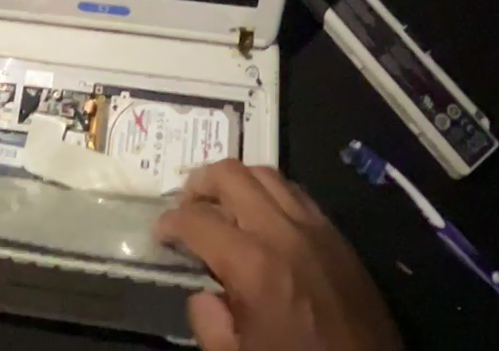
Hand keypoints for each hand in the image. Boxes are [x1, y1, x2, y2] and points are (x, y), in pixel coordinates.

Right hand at [156, 161, 403, 350]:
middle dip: (200, 183)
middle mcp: (283, 232)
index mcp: (254, 266)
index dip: (170, 222)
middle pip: (232, 175)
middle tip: (186, 206)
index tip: (160, 234)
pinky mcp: (338, 235)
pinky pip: (296, 192)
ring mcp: (315, 227)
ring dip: (237, 181)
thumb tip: (202, 295)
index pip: (198, 220)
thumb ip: (210, 325)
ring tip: (222, 204)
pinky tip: (261, 215)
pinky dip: (270, 192)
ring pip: (266, 173)